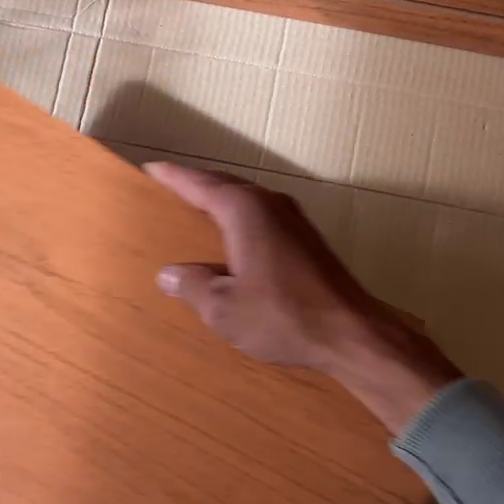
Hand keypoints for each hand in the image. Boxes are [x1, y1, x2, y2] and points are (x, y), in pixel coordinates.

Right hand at [144, 162, 461, 434]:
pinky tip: (233, 237)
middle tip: (169, 186)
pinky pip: (262, 216)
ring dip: (221, 200)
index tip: (152, 169)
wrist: (351, 334)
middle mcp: (270, 204)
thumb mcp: (223, 308)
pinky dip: (240, 218)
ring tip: (196, 208)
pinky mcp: (306, 240)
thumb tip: (169, 274)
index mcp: (244, 211)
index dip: (174, 177)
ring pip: (247, 200)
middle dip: (197, 184)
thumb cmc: (281, 316)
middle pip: (225, 186)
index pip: (200, 185)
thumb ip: (192, 286)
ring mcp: (293, 220)